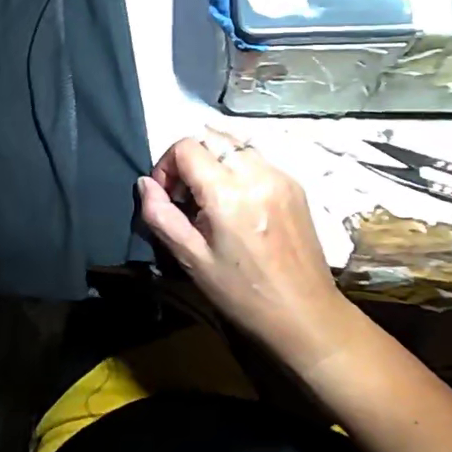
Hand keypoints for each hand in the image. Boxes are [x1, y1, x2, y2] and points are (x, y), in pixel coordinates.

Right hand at [136, 129, 356, 368]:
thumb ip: (161, 216)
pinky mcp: (295, 185)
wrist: (305, 315)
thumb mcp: (192, 259)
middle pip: (211, 136)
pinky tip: (238, 203)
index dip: (167, 165)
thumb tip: (145, 184)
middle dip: (190, 157)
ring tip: (211, 198)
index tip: (168, 196)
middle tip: (186, 195)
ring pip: (236, 144)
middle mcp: (256, 173)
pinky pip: (257, 159)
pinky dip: (238, 167)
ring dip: (214, 159)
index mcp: (228, 192)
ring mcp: (280, 176)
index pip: (186, 146)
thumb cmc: (242, 294)